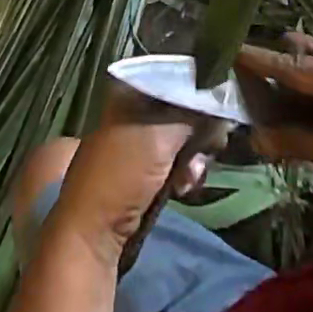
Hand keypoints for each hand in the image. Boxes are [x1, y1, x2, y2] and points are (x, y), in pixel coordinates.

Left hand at [45, 82, 227, 253]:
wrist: (95, 228)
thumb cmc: (121, 173)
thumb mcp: (157, 137)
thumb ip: (188, 117)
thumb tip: (216, 104)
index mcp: (125, 96)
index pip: (170, 83)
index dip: (194, 99)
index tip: (214, 116)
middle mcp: (131, 116)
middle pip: (179, 116)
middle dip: (198, 137)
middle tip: (204, 153)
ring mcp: (137, 145)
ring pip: (181, 143)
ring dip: (192, 162)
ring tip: (189, 179)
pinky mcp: (143, 173)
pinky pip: (174, 166)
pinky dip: (183, 176)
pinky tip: (184, 189)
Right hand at [238, 34, 312, 231]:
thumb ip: (289, 139)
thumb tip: (250, 138)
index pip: (287, 61)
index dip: (252, 59)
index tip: (220, 52)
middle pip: (294, 49)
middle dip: (268, 62)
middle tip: (243, 84)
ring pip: (302, 64)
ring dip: (280, 79)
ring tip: (257, 101)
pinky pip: (312, 82)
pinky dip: (295, 93)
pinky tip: (282, 115)